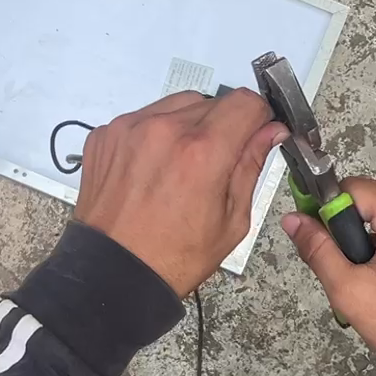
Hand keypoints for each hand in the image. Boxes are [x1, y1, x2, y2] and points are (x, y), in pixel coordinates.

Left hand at [75, 90, 286, 296]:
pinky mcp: (105, 135)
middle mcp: (164, 130)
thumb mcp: (232, 220)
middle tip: (214, 162)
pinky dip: (154, 134)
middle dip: (222, 126)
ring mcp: (129, 128)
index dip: (258, 117)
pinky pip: (143, 118)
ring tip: (180, 166)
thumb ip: (251, 166)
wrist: (113, 274)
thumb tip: (270, 131)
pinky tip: (152, 169)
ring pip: (177, 104)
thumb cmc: (175, 256)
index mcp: (202, 152)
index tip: (254, 132)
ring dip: (188, 126)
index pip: (245, 102)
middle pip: (212, 101)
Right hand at [280, 178, 375, 375]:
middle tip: (343, 263)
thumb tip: (295, 221)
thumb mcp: (350, 289)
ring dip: (365, 235)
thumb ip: (317, 249)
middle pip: (368, 196)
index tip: (316, 234)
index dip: (326, 211)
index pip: (350, 188)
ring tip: (365, 274)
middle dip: (347, 226)